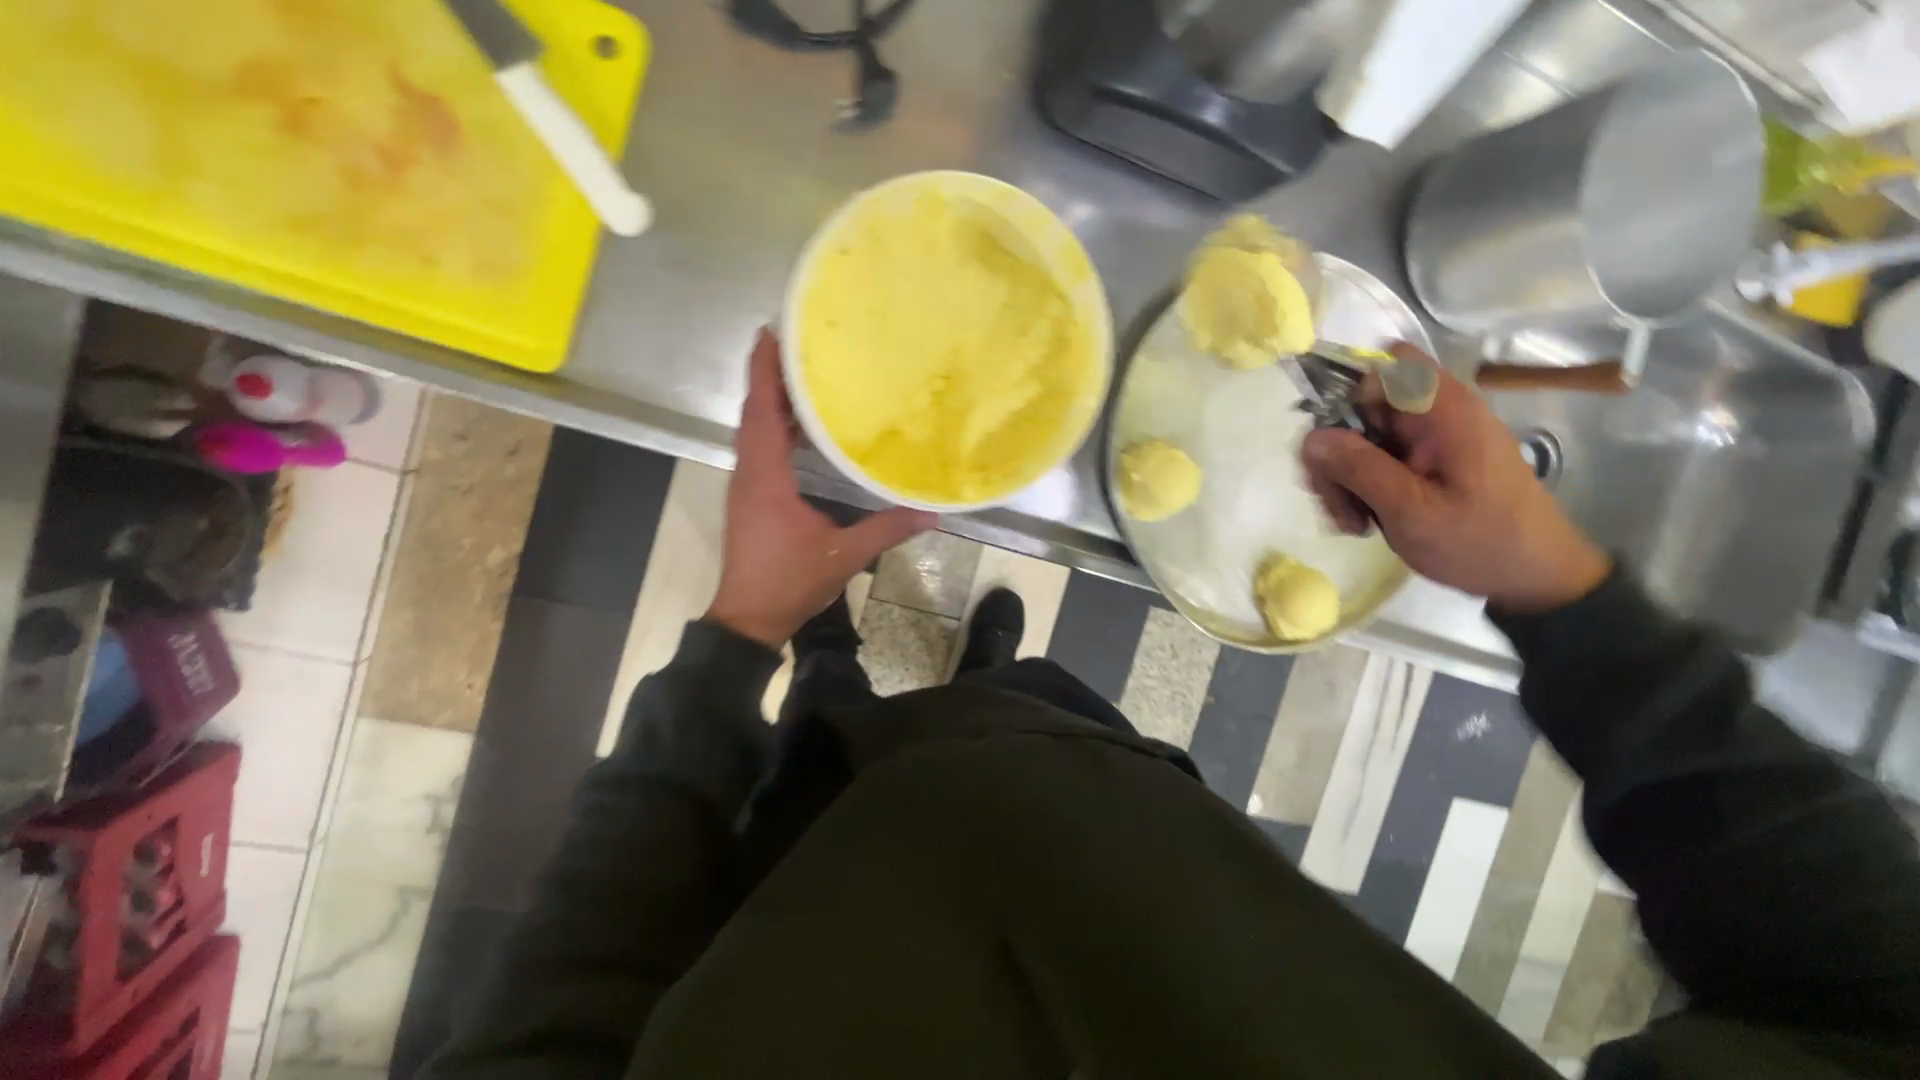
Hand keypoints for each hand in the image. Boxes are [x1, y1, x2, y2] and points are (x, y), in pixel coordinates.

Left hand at [704, 329, 938, 647]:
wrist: (748, 619)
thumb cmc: (788, 584)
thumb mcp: (841, 556)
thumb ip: (886, 530)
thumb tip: (933, 514)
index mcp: (765, 478)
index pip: (761, 412)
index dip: (764, 372)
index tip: (770, 333)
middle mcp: (749, 474)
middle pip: (755, 413)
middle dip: (771, 375)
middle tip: (798, 343)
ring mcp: (747, 486)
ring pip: (755, 431)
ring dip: (773, 401)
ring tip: (804, 374)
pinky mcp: (751, 498)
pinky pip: (760, 449)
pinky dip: (776, 427)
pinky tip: (802, 426)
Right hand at [1300, 344, 1610, 614]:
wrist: (1535, 578)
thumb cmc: (1481, 543)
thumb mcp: (1411, 512)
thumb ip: (1360, 469)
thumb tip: (1310, 437)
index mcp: (1444, 411)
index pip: (1385, 366)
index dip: (1347, 397)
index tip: (1332, 447)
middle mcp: (1437, 414)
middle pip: (1363, 406)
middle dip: (1337, 449)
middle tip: (1332, 500)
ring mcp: (1432, 439)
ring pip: (1363, 436)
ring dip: (1345, 475)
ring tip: (1352, 521)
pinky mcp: (1428, 462)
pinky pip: (1379, 458)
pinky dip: (1362, 485)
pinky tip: (1364, 520)